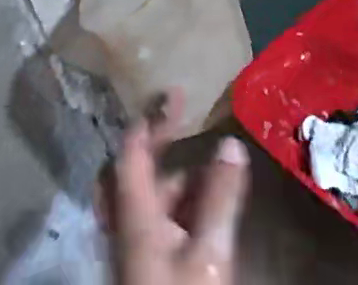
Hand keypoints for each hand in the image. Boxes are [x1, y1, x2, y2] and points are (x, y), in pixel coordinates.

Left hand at [100, 92, 249, 284]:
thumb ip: (218, 197)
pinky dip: (184, 201)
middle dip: (159, 145)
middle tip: (187, 118)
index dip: (150, 123)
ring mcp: (137, 255)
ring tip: (215, 163)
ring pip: (151, 202)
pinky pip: (163, 222)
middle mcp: (129, 234)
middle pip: (134, 179)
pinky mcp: (151, 272)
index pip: (132, 160)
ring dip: (178, 175)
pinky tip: (210, 203)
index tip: (173, 92)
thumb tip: (228, 143)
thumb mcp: (208, 254)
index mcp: (135, 223)